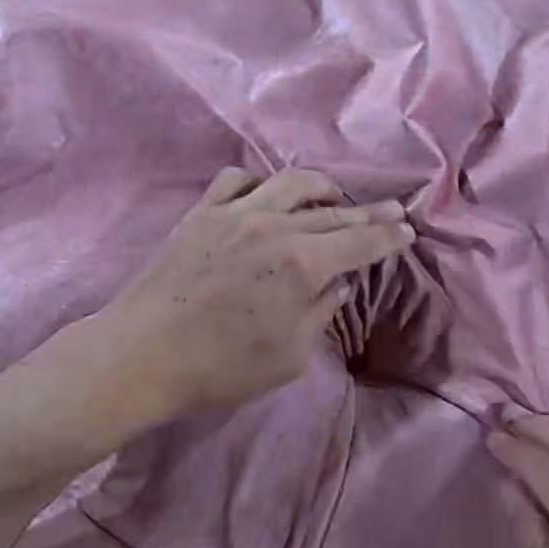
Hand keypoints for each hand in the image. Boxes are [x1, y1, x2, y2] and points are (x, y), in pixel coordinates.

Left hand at [94, 167, 415, 417]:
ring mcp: (236, 212)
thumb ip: (321, 311)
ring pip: (291, 181)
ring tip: (335, 195)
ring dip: (322, 186)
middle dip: (370, 212)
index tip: (407, 230)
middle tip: (393, 209)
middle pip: (335, 211)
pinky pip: (238, 179)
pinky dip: (261, 183)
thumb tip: (337, 282)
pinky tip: (267, 195)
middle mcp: (276, 226)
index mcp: (304, 264)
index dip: (389, 236)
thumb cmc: (221, 368)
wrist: (141, 356)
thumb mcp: (290, 356)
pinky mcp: (202, 211)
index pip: (362, 242)